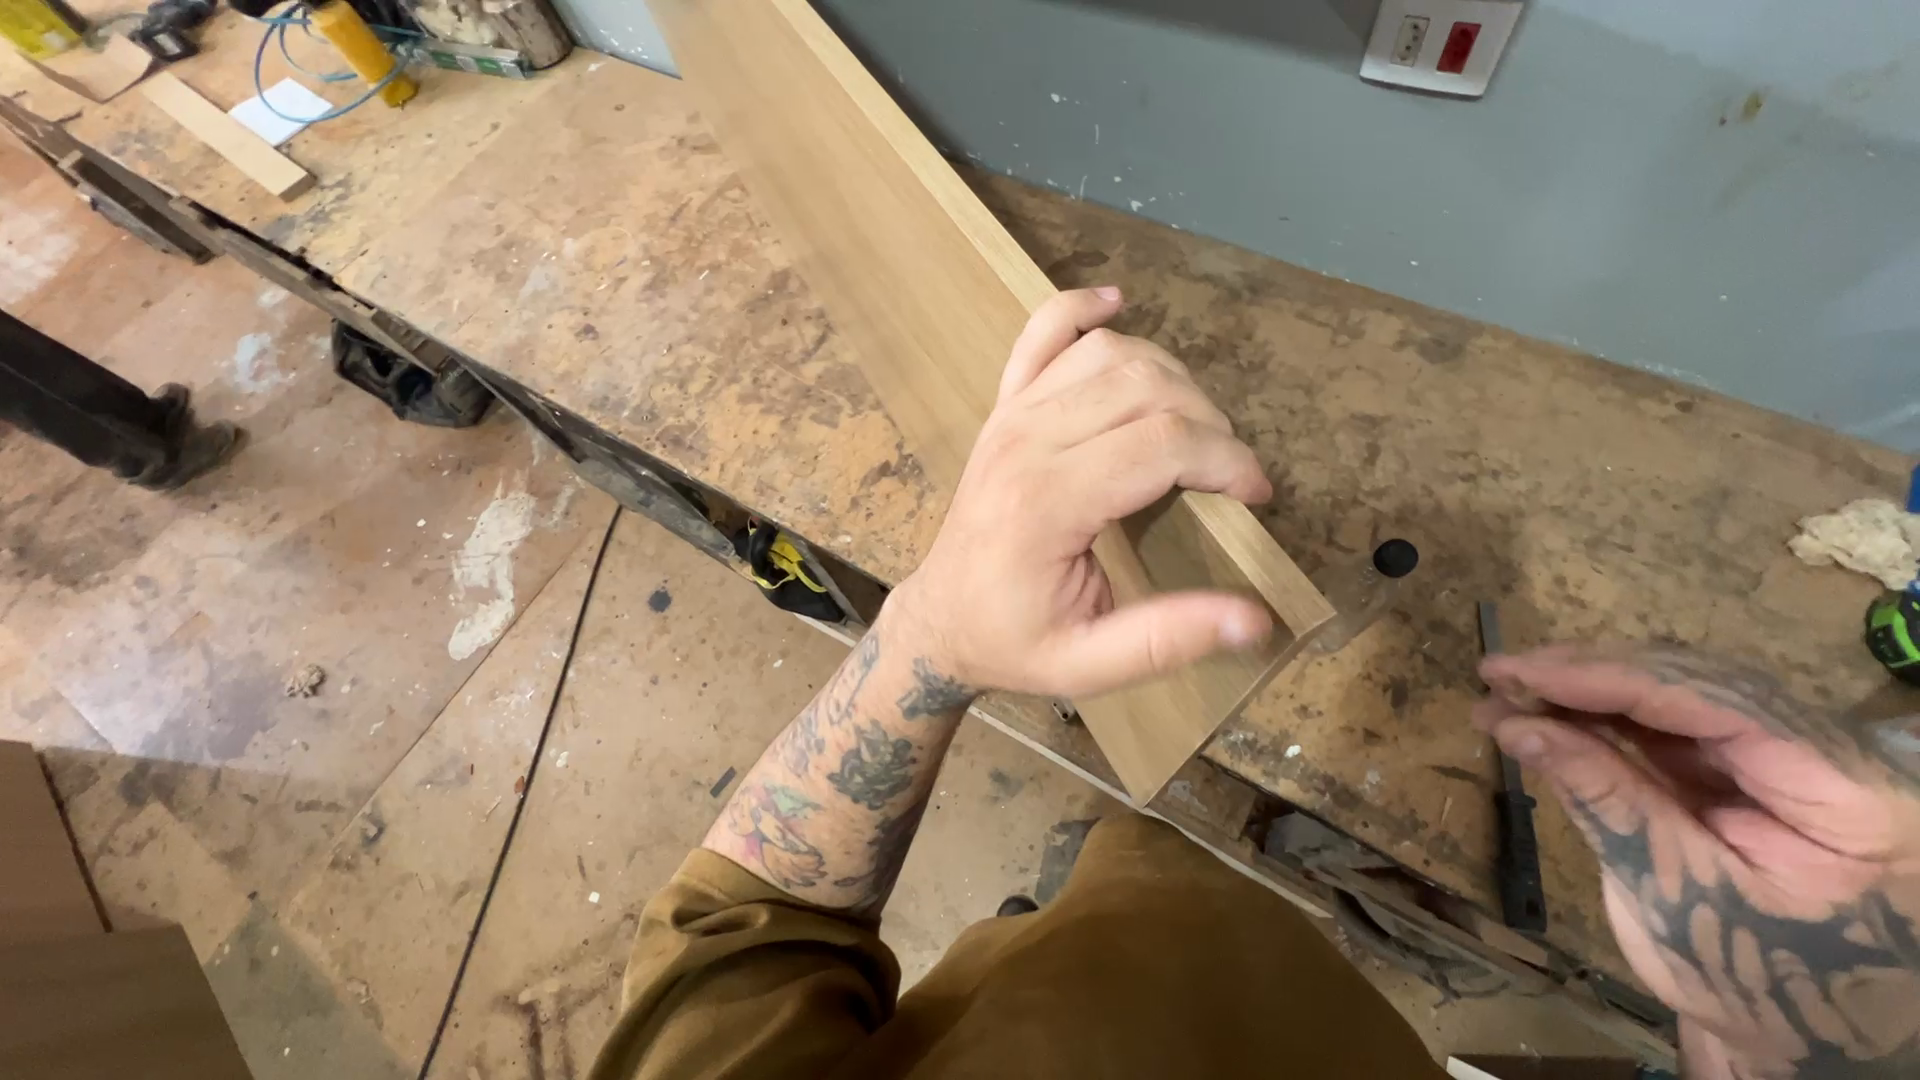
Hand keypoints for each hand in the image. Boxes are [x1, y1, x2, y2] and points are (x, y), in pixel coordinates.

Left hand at [885, 287, 1274, 699]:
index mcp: (1048, 502)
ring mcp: (1011, 414)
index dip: (1228, 461)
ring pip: (1110, 352)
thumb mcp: (1086, 664)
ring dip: (1169, 378)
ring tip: (1192, 430)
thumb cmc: (1010, 642)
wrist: (939, 620)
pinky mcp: (1004, 407)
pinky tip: (1117, 303)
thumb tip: (1255, 618)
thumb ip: (1167, 639)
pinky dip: (1081, 309)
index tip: (1255, 496)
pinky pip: (1042, 333)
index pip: (1164, 443)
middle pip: (1147, 387)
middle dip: (1209, 424)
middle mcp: (1027, 441)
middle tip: (1225, 475)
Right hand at [1475, 644, 1919, 1078]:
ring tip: (1503, 691)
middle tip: (1499, 672)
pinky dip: (1591, 717)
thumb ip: (1603, 798)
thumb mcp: (1675, 892)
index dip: (1611, 679)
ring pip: (1672, 693)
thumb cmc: (1752, 980)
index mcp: (1843, 793)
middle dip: (1589, 673)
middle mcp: (1821, 757)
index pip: (1719, 703)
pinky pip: (1659, 725)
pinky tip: (1535, 715)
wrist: (1795, 1035)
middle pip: (1695, 683)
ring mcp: (1779, 761)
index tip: (1523, 672)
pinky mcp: (1735, 770)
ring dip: (1581, 689)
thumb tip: (1512, 724)